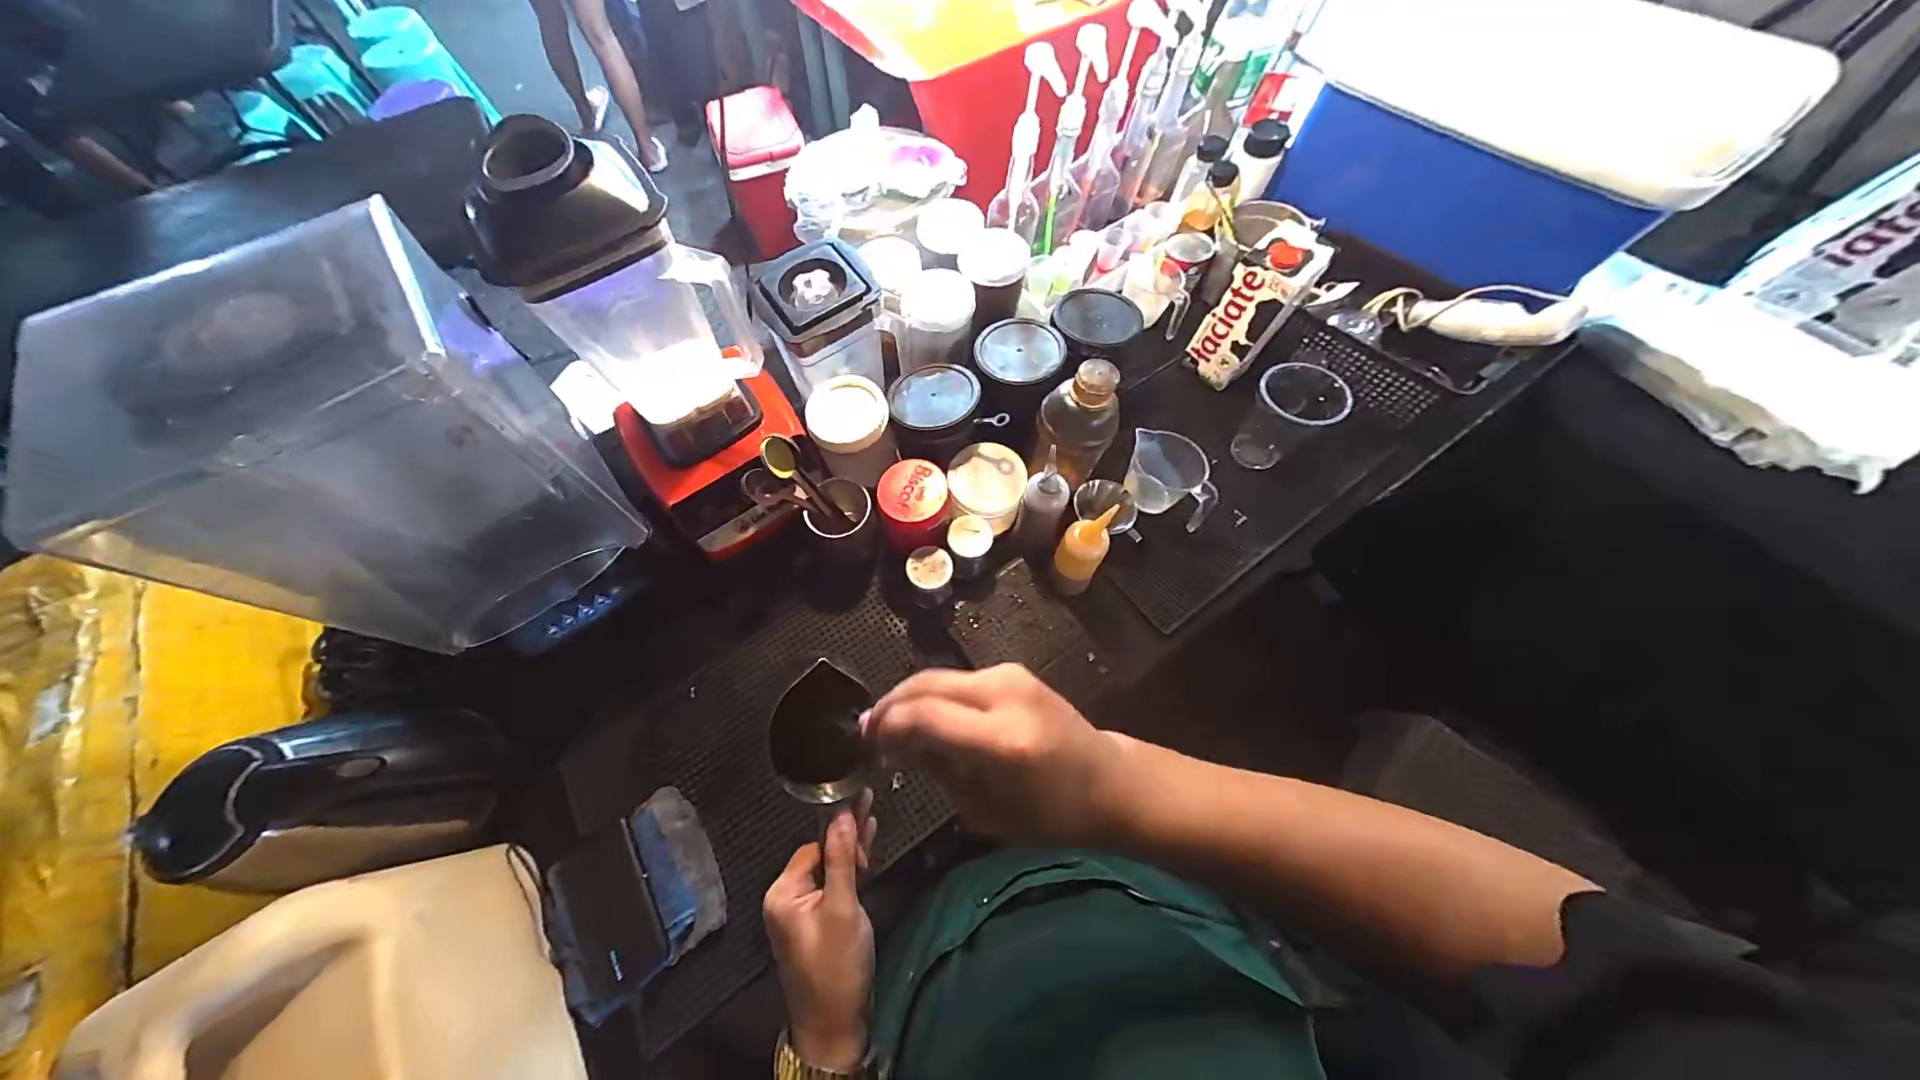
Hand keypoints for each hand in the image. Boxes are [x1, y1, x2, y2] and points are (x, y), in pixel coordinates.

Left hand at [763, 793, 876, 1071]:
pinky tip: (865, 848)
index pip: (814, 846)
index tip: (865, 843)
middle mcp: (787, 897)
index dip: (840, 841)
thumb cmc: (836, 967)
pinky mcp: (818, 920)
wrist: (835, 1026)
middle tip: (869, 803)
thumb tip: (841, 814)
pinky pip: (833, 884)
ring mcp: (802, 910)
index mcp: (783, 893)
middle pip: (821, 853)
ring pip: (830, 867)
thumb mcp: (842, 909)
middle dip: (846, 836)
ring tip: (870, 813)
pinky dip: (851, 868)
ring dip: (852, 848)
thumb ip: (841, 859)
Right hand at [864, 664, 1128, 845]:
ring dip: (911, 699)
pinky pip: (959, 679)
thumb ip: (938, 770)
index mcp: (1002, 739)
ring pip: (939, 676)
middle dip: (891, 705)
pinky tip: (927, 719)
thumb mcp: (986, 810)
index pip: (925, 716)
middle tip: (870, 732)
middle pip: (926, 684)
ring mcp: (1011, 675)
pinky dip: (935, 696)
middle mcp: (1005, 694)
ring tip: (893, 729)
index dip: (888, 726)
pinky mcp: (1014, 671)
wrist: (1109, 781)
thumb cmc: (1053, 814)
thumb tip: (896, 745)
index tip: (868, 744)